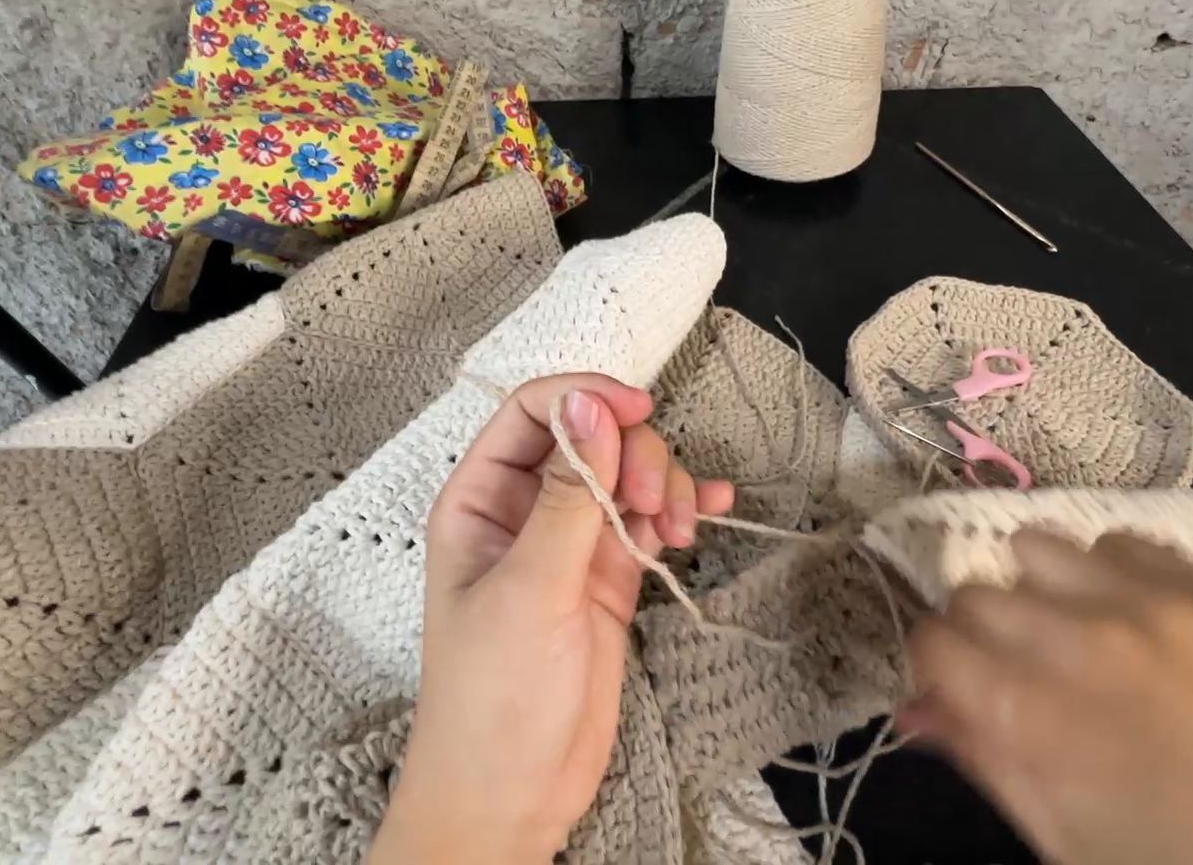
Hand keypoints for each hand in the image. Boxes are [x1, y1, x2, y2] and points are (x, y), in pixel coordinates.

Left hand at [370, 374, 734, 862]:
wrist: (515, 795)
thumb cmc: (495, 695)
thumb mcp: (531, 589)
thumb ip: (568, 496)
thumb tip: (589, 405)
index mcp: (483, 498)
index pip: (533, 412)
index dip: (584, 398)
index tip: (640, 409)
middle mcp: (528, 508)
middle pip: (593, 438)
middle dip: (635, 456)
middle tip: (655, 504)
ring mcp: (573, 539)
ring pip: (628, 474)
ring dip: (664, 486)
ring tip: (676, 533)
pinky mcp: (610, 570)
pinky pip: (649, 517)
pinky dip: (681, 508)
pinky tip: (709, 510)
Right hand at [902, 529, 1192, 864]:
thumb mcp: (1065, 841)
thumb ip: (982, 758)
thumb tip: (914, 707)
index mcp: (1033, 717)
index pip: (932, 640)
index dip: (936, 666)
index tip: (959, 684)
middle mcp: (1077, 641)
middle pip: (974, 592)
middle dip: (982, 632)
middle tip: (1020, 668)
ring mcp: (1148, 604)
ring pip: (1035, 546)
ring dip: (1038, 588)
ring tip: (1074, 628)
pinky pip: (1117, 542)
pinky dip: (1108, 573)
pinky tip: (1136, 618)